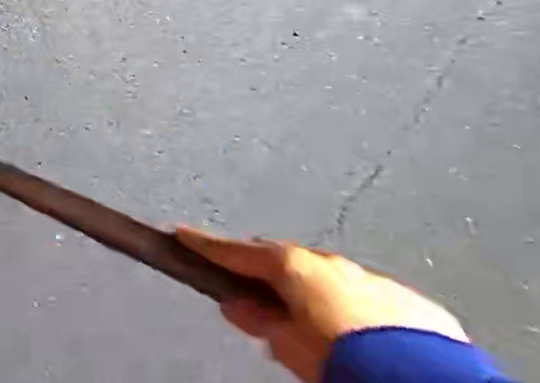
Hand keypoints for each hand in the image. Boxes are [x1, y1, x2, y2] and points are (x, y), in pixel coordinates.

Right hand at [176, 226, 467, 381]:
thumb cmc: (351, 360)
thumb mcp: (286, 344)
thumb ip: (257, 319)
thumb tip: (236, 307)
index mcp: (291, 262)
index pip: (230, 249)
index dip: (200, 244)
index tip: (180, 235)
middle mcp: (328, 262)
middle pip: (283, 263)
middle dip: (270, 278)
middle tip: (258, 300)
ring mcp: (374, 281)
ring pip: (330, 279)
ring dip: (317, 295)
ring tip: (316, 325)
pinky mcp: (417, 306)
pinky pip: (373, 299)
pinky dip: (358, 310)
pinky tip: (362, 334)